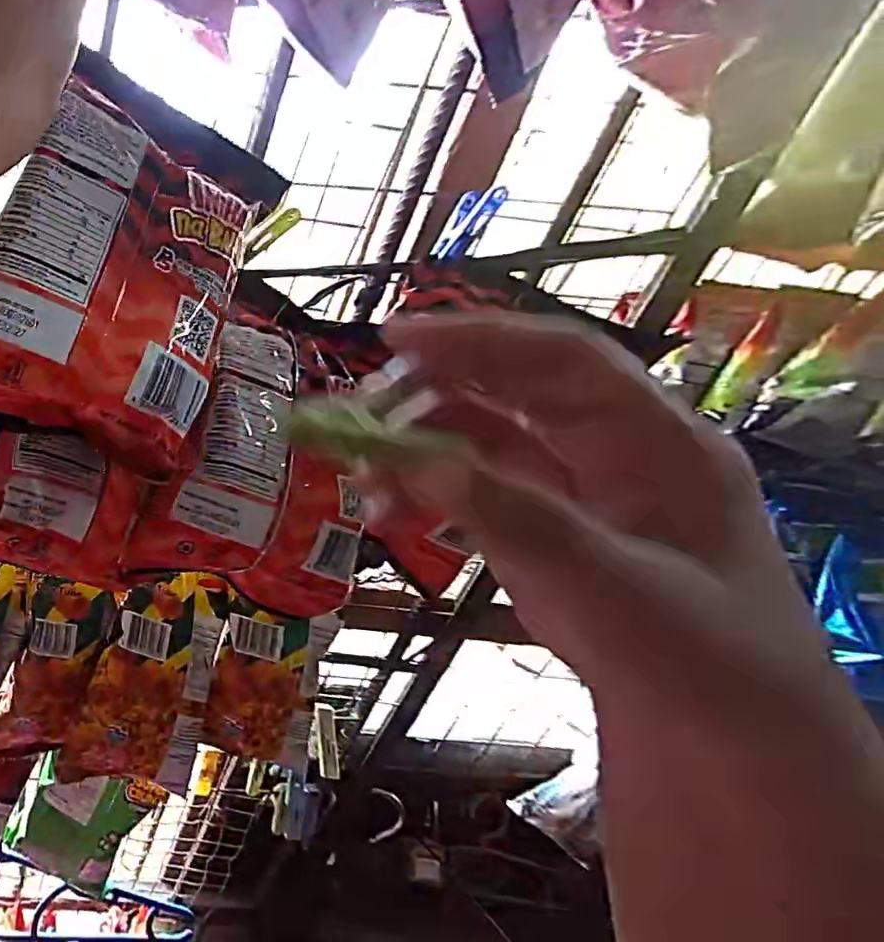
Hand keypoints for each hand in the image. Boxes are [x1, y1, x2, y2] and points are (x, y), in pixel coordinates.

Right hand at [364, 313, 838, 724]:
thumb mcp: (598, 579)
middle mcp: (608, 449)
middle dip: (427, 389)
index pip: (559, 360)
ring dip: (412, 444)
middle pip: (506, 388)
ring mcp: (566, 484)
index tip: (393, 337)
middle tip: (357, 403)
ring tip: (362, 471)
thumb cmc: (686, 653)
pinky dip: (419, 486)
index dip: (475, 339)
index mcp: (654, 442)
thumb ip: (503, 513)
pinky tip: (385, 510)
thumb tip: (410, 457)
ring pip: (475, 434)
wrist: (716, 737)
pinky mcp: (532, 517)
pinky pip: (463, 480)